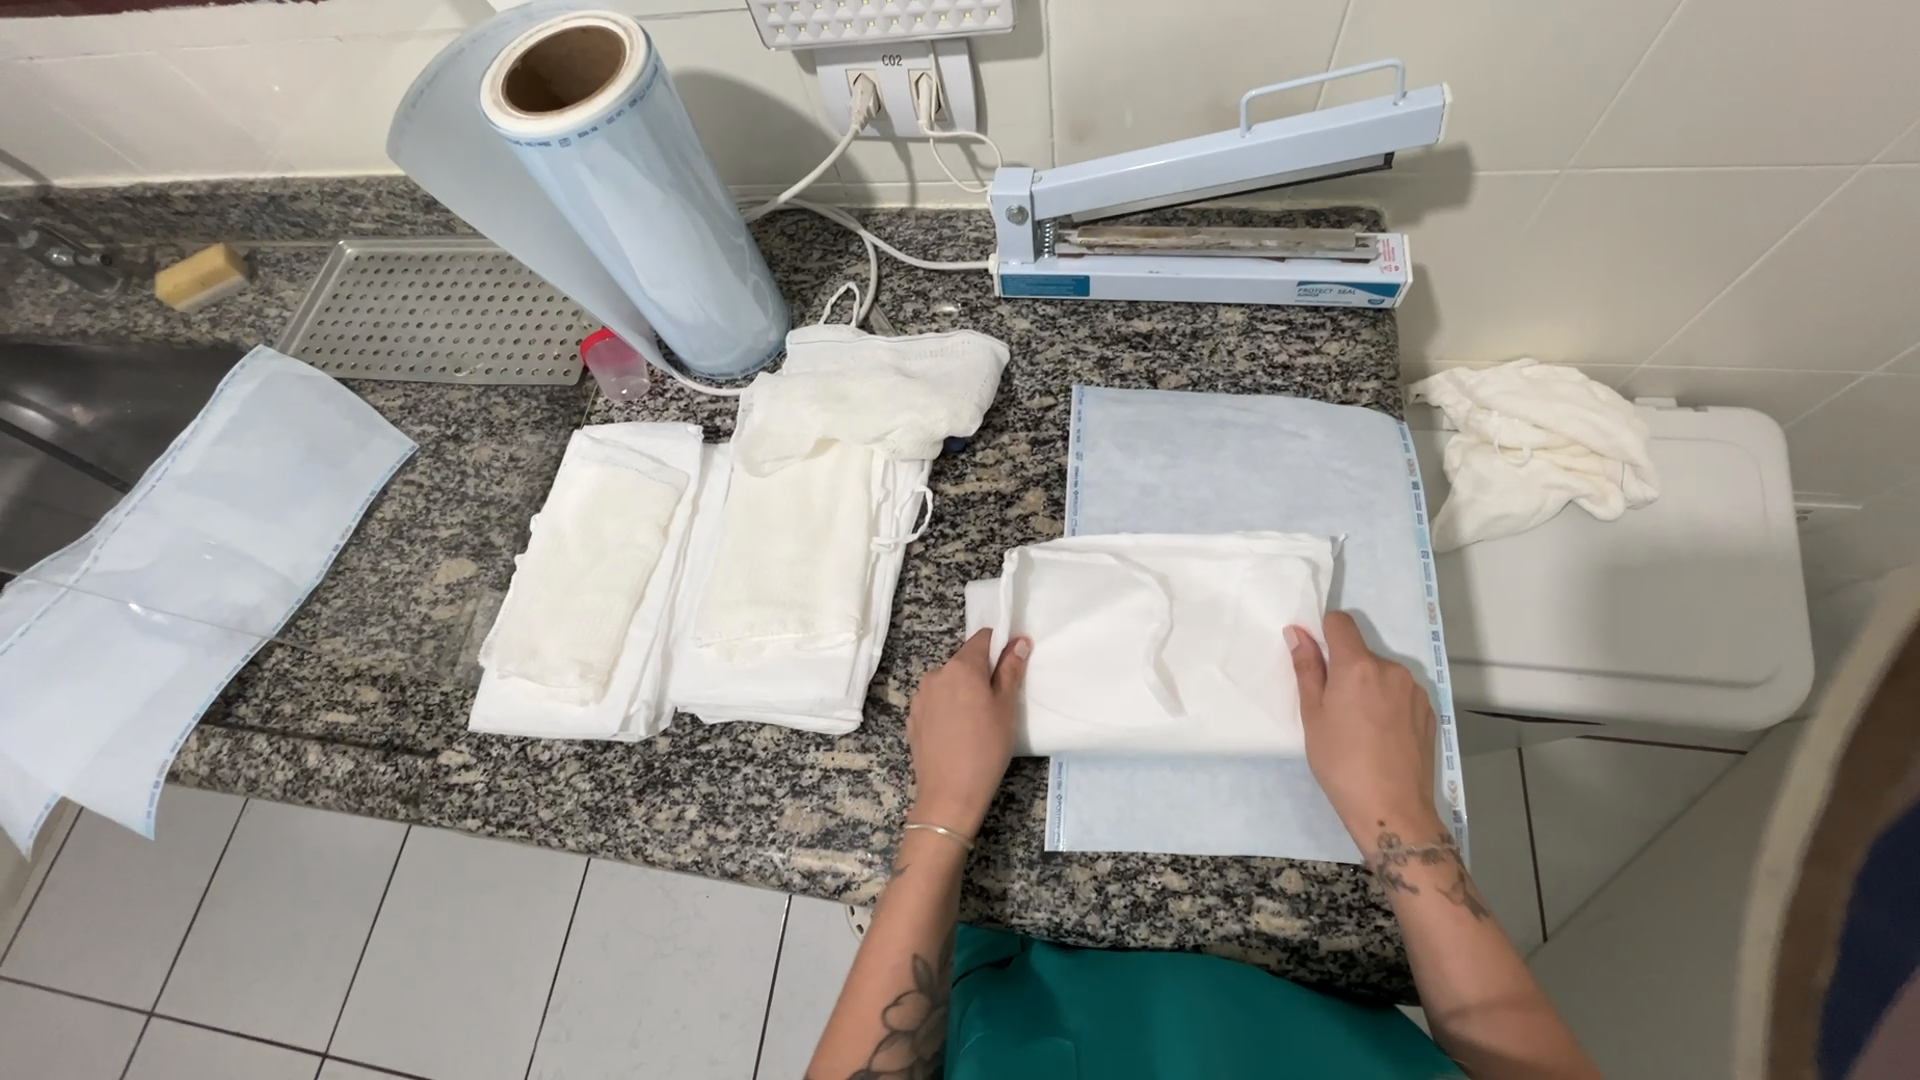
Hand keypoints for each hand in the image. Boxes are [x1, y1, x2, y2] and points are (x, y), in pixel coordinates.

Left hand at [906, 630, 1029, 837]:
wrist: (949, 794)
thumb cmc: (986, 748)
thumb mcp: (1006, 707)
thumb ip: (1011, 669)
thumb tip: (1019, 641)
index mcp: (961, 667)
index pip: (982, 638)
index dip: (1000, 646)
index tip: (1011, 664)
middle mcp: (935, 674)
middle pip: (964, 662)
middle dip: (981, 673)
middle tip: (997, 702)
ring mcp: (920, 697)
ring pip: (948, 683)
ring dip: (962, 691)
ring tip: (976, 721)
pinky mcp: (912, 717)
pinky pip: (935, 702)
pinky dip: (948, 709)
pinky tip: (957, 733)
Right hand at [1288, 612, 1441, 849]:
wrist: (1391, 808)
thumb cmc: (1340, 760)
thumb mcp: (1312, 715)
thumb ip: (1307, 668)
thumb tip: (1298, 633)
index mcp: (1359, 666)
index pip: (1340, 622)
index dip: (1323, 633)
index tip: (1315, 660)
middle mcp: (1392, 670)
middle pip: (1360, 652)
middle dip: (1344, 668)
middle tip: (1332, 707)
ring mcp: (1415, 691)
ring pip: (1381, 674)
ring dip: (1366, 686)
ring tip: (1358, 726)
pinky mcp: (1429, 712)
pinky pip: (1399, 693)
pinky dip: (1386, 703)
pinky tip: (1379, 735)